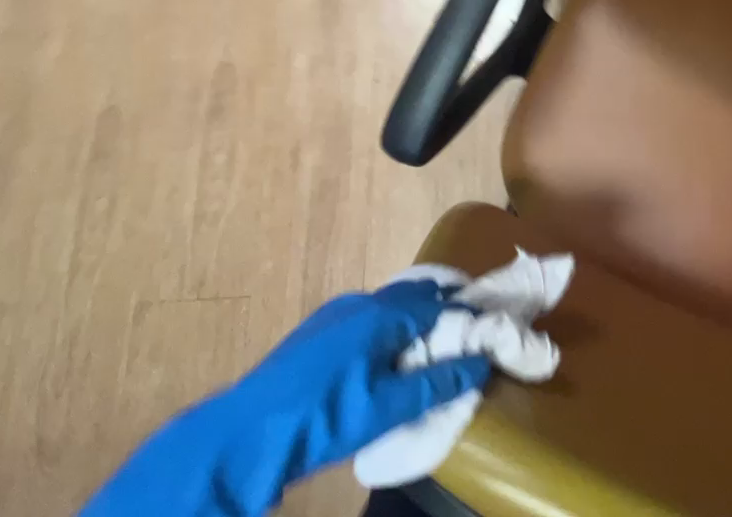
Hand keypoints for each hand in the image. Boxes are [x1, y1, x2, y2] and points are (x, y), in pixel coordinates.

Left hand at [234, 280, 492, 463]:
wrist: (248, 433)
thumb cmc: (327, 417)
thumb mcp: (390, 407)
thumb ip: (438, 382)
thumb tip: (482, 362)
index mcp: (382, 314)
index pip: (437, 303)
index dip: (463, 316)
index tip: (483, 331)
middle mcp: (361, 302)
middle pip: (410, 298)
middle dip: (437, 314)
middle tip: (457, 339)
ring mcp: (334, 314)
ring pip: (385, 309)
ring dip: (408, 324)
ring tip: (421, 354)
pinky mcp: (315, 331)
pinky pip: (363, 320)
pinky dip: (383, 332)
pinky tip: (379, 362)